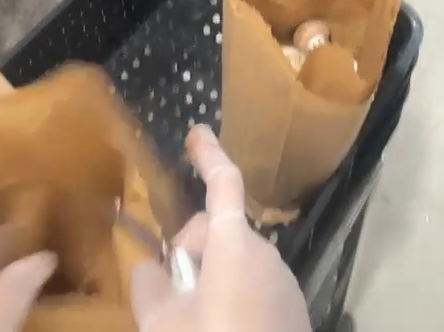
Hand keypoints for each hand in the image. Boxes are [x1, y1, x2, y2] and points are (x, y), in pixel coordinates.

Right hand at [129, 126, 311, 331]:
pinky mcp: (294, 311)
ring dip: (211, 277)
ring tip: (192, 321)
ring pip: (235, 261)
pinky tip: (221, 330)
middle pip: (219, 230)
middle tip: (169, 292)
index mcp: (234, 244)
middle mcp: (264, 252)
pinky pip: (254, 286)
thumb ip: (150, 287)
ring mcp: (283, 282)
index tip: (196, 132)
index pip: (223, 181)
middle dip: (191, 249)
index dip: (208, 154)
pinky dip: (233, 297)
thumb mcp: (162, 326)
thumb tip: (150, 269)